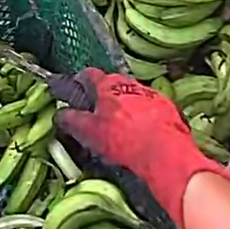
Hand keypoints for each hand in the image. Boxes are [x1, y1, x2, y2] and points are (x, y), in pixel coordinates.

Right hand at [52, 68, 228, 228]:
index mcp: (108, 84)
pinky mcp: (169, 109)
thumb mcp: (89, 133)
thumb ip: (71, 120)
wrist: (166, 154)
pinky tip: (141, 137)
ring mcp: (151, 95)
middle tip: (96, 117)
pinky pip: (150, 110)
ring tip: (120, 131)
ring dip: (124, 109)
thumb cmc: (124, 140)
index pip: (88, 74)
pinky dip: (143, 120)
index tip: (74, 91)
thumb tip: (60, 115)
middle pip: (111, 86)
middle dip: (103, 99)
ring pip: (131, 98)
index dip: (78, 82)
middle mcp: (130, 82)